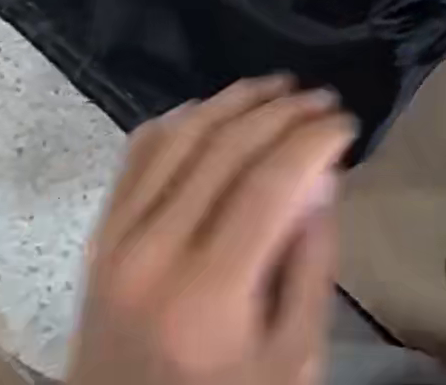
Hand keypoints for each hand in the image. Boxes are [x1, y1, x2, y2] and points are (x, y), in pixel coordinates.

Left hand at [67, 75, 356, 384]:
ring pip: (182, 135)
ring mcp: (117, 240)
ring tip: (279, 87)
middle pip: (227, 148)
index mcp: (208, 298)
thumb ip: (311, 263)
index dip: (314, 139)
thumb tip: (322, 172)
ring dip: (236, 99)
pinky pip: (139, 152)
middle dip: (284, 111)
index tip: (346, 123)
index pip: (271, 183)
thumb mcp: (294, 361)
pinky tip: (214, 108)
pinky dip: (180, 119)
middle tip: (323, 99)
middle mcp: (154, 255)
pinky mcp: (99, 235)